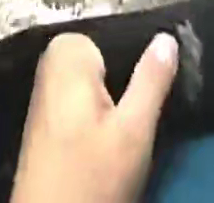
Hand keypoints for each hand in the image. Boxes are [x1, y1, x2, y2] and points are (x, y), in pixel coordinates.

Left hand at [9, 31, 179, 202]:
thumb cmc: (90, 177)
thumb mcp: (133, 131)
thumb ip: (151, 80)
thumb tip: (167, 36)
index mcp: (68, 49)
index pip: (119, 41)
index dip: (136, 72)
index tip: (139, 106)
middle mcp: (51, 59)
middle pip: (108, 62)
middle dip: (123, 89)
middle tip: (128, 127)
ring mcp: (46, 87)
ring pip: (97, 84)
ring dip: (112, 108)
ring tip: (116, 140)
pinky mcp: (46, 114)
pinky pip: (82, 100)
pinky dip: (96, 119)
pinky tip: (101, 147)